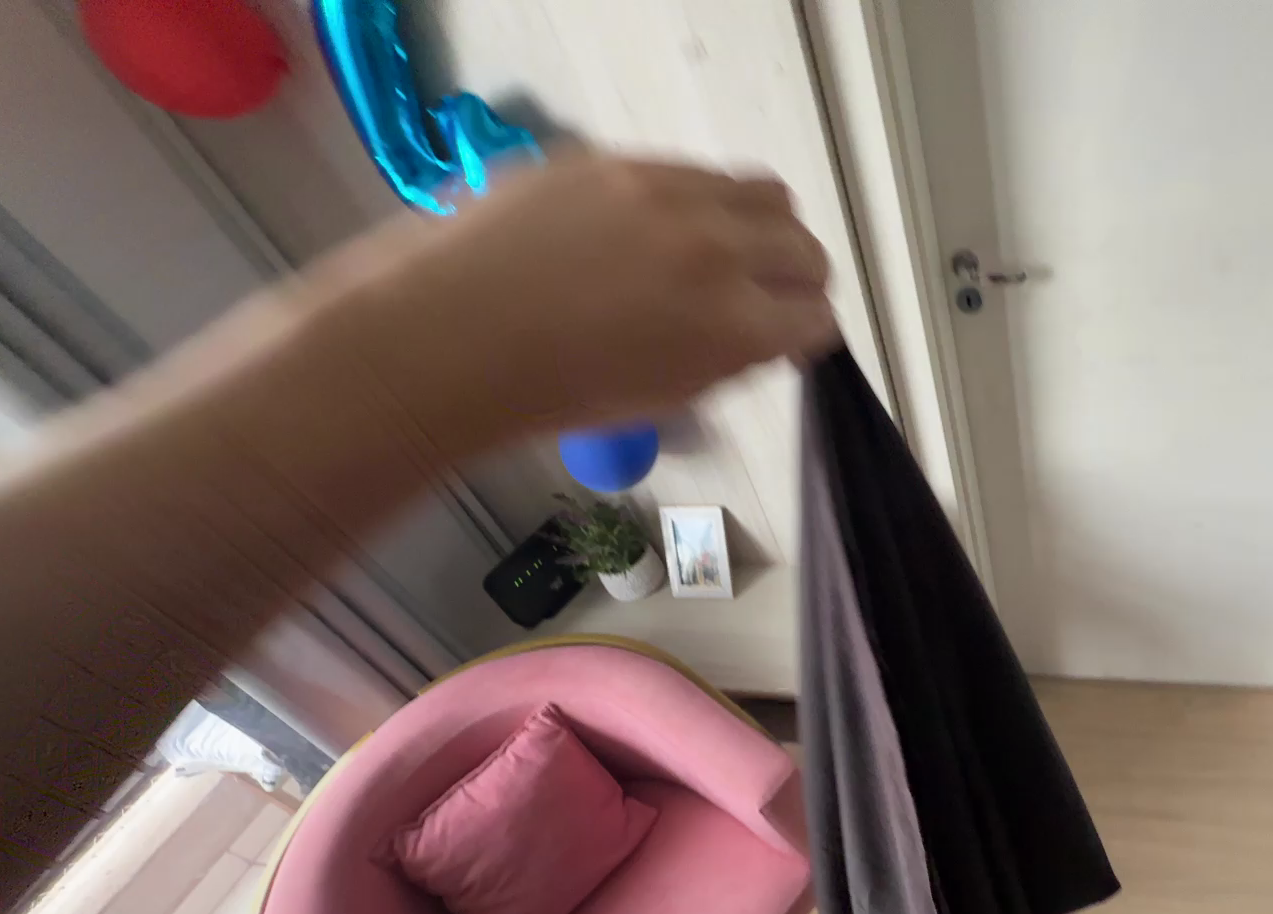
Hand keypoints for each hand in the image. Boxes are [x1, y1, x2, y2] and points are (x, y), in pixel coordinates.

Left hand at [342, 152, 838, 445]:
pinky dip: (706, 206)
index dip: (808, 334)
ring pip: (768, 194)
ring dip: (767, 231)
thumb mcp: (674, 394)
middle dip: (802, 281)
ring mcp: (668, 194)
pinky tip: (664, 232)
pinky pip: (698, 174)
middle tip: (772, 297)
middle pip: (808, 250)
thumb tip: (769, 330)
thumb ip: (736, 357)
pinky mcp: (620, 161)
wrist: (454, 336)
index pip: (818, 317)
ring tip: (730, 253)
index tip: (789, 338)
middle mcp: (717, 250)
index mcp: (734, 326)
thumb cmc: (567, 392)